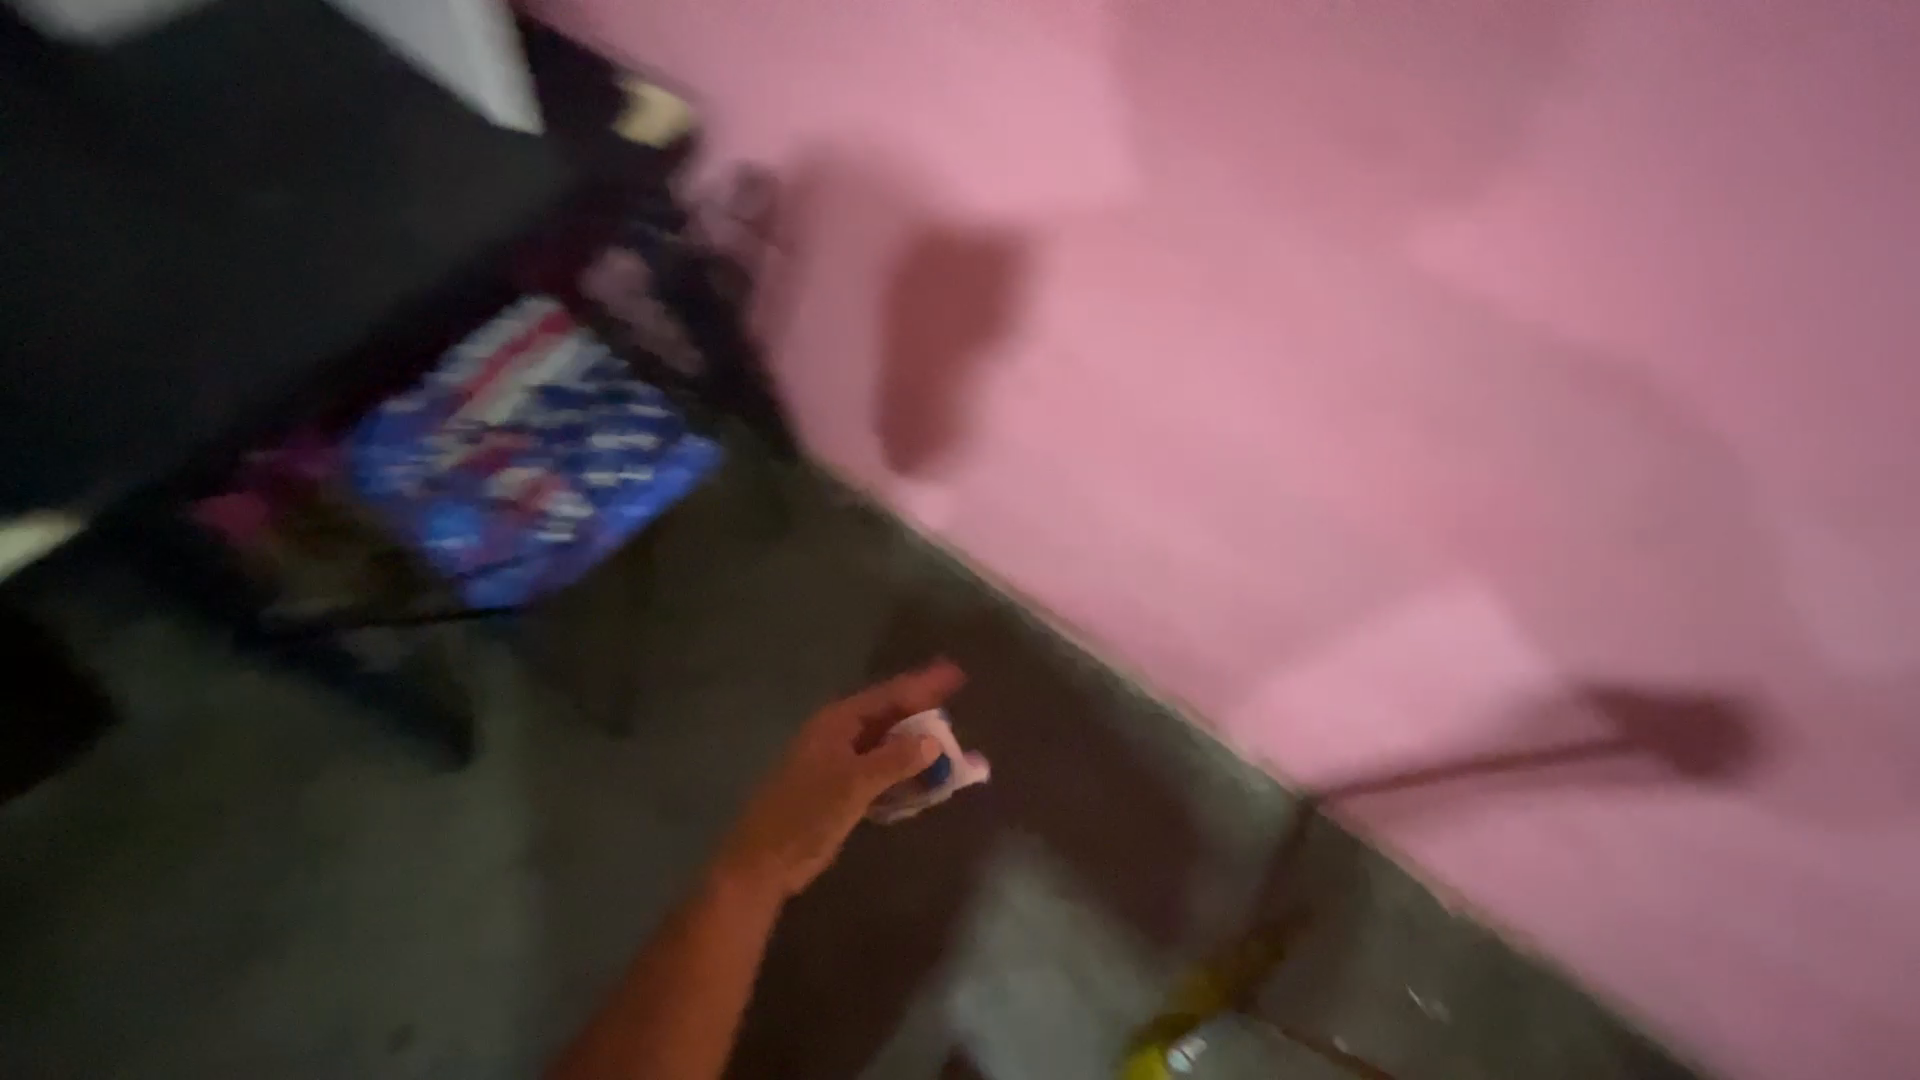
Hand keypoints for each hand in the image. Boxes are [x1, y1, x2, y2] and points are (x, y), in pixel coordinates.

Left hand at [713, 660, 964, 901]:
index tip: (955, 673)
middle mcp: (839, 735)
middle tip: (956, 706)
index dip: (924, 684)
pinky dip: (903, 774)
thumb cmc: (807, 814)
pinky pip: (881, 772)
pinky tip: (924, 781)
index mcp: (838, 722)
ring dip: (916, 748)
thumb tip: (934, 740)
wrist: (765, 861)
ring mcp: (839, 763)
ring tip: (950, 747)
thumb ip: (896, 760)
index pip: (890, 695)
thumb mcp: (855, 784)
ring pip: (887, 746)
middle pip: (889, 717)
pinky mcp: (841, 790)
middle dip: (923, 713)